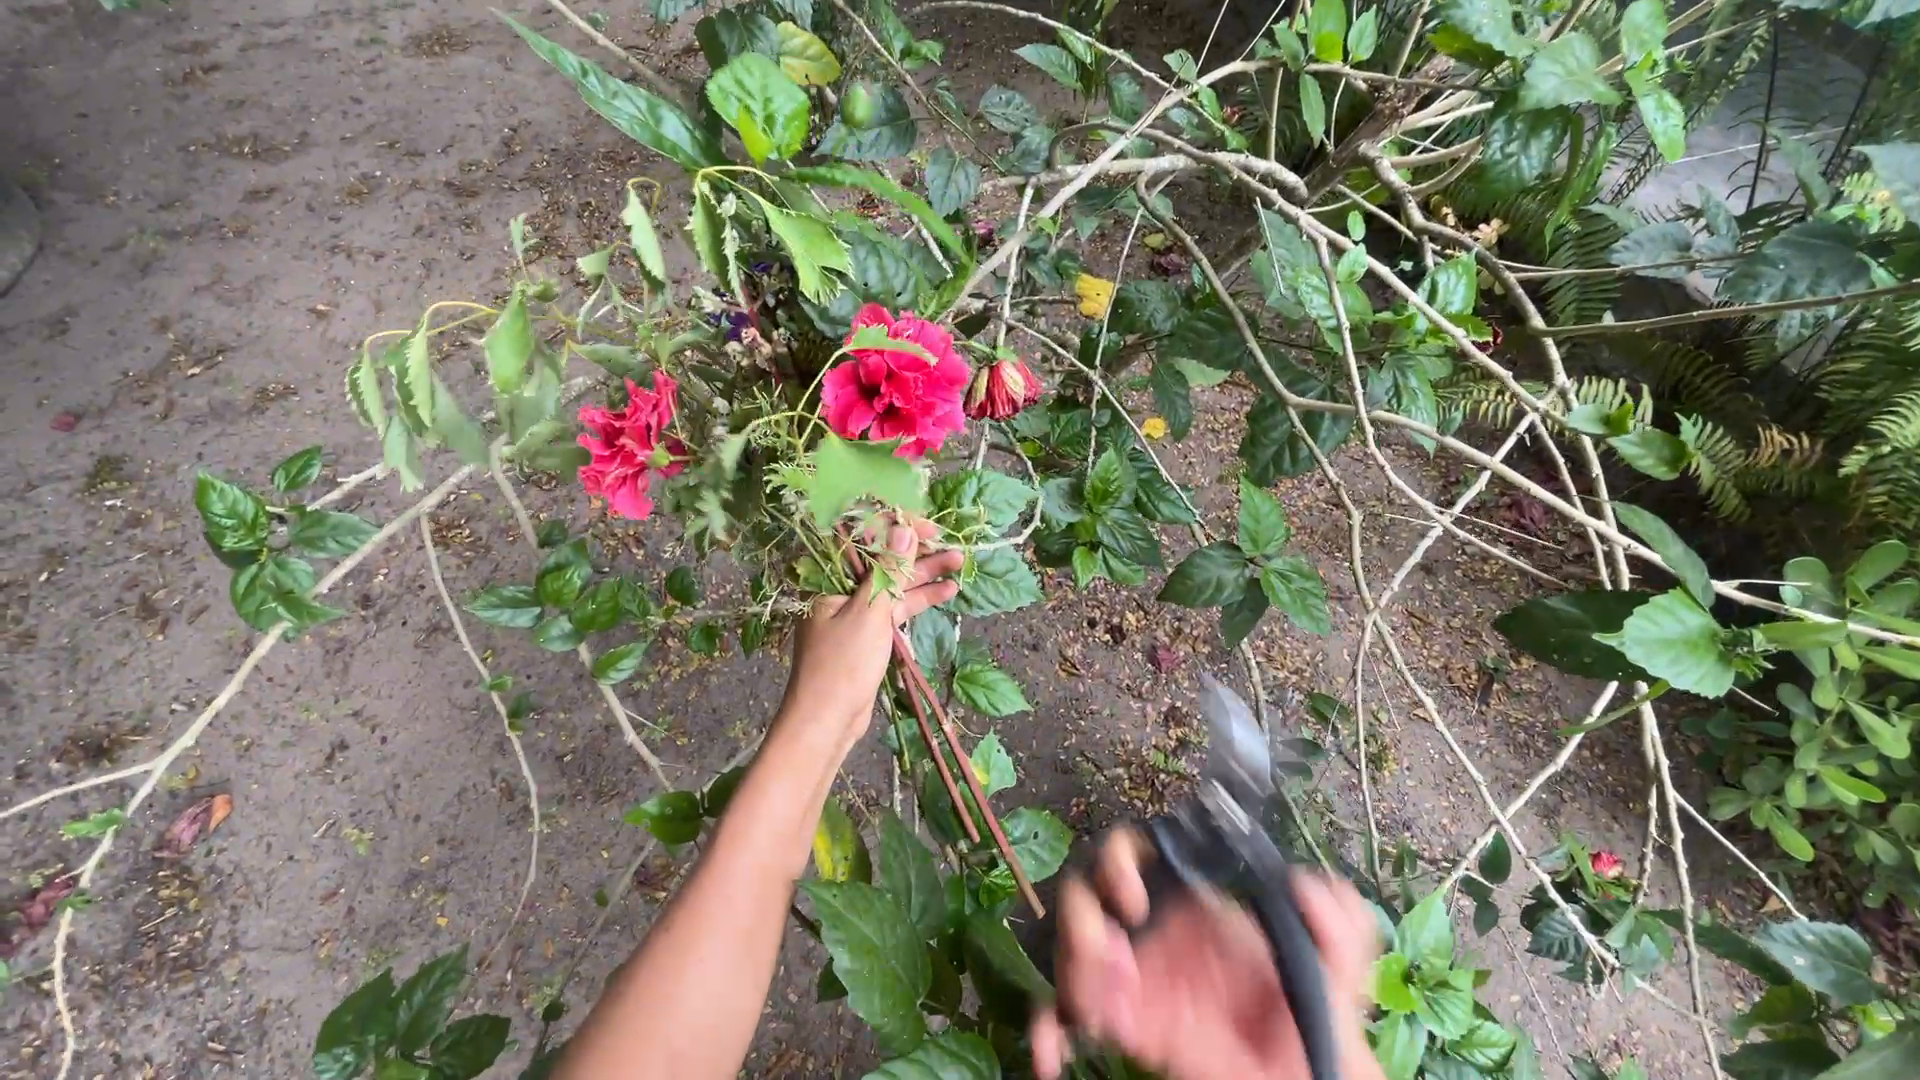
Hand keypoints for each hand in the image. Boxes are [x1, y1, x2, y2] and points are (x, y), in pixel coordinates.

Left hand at [781, 518, 963, 748]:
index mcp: (828, 574)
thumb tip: (904, 529)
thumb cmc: (842, 663)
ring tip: (960, 563)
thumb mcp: (870, 612)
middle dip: (918, 552)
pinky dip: (918, 600)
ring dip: (925, 574)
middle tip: (953, 546)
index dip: (898, 528)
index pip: (864, 536)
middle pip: (883, 559)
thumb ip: (889, 570)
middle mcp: (840, 586)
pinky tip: (947, 591)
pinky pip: (895, 607)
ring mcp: (855, 609)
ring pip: (893, 583)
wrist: (826, 720)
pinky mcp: (868, 632)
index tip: (930, 530)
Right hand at [1031, 830, 1384, 1079]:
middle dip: (1080, 917)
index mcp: (1192, 905)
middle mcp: (1153, 932)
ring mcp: (1132, 980)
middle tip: (1106, 953)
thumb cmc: (1315, 1018)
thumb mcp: (1336, 970)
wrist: (1304, 1077)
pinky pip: (1065, 1018)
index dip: (1119, 862)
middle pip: (1088, 896)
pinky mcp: (1123, 1026)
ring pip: (1071, 952)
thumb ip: (1338, 926)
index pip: (1137, 857)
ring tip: (1094, 1009)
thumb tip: (1300, 884)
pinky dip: (1047, 1030)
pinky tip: (1049, 1055)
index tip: (1131, 901)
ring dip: (1068, 972)